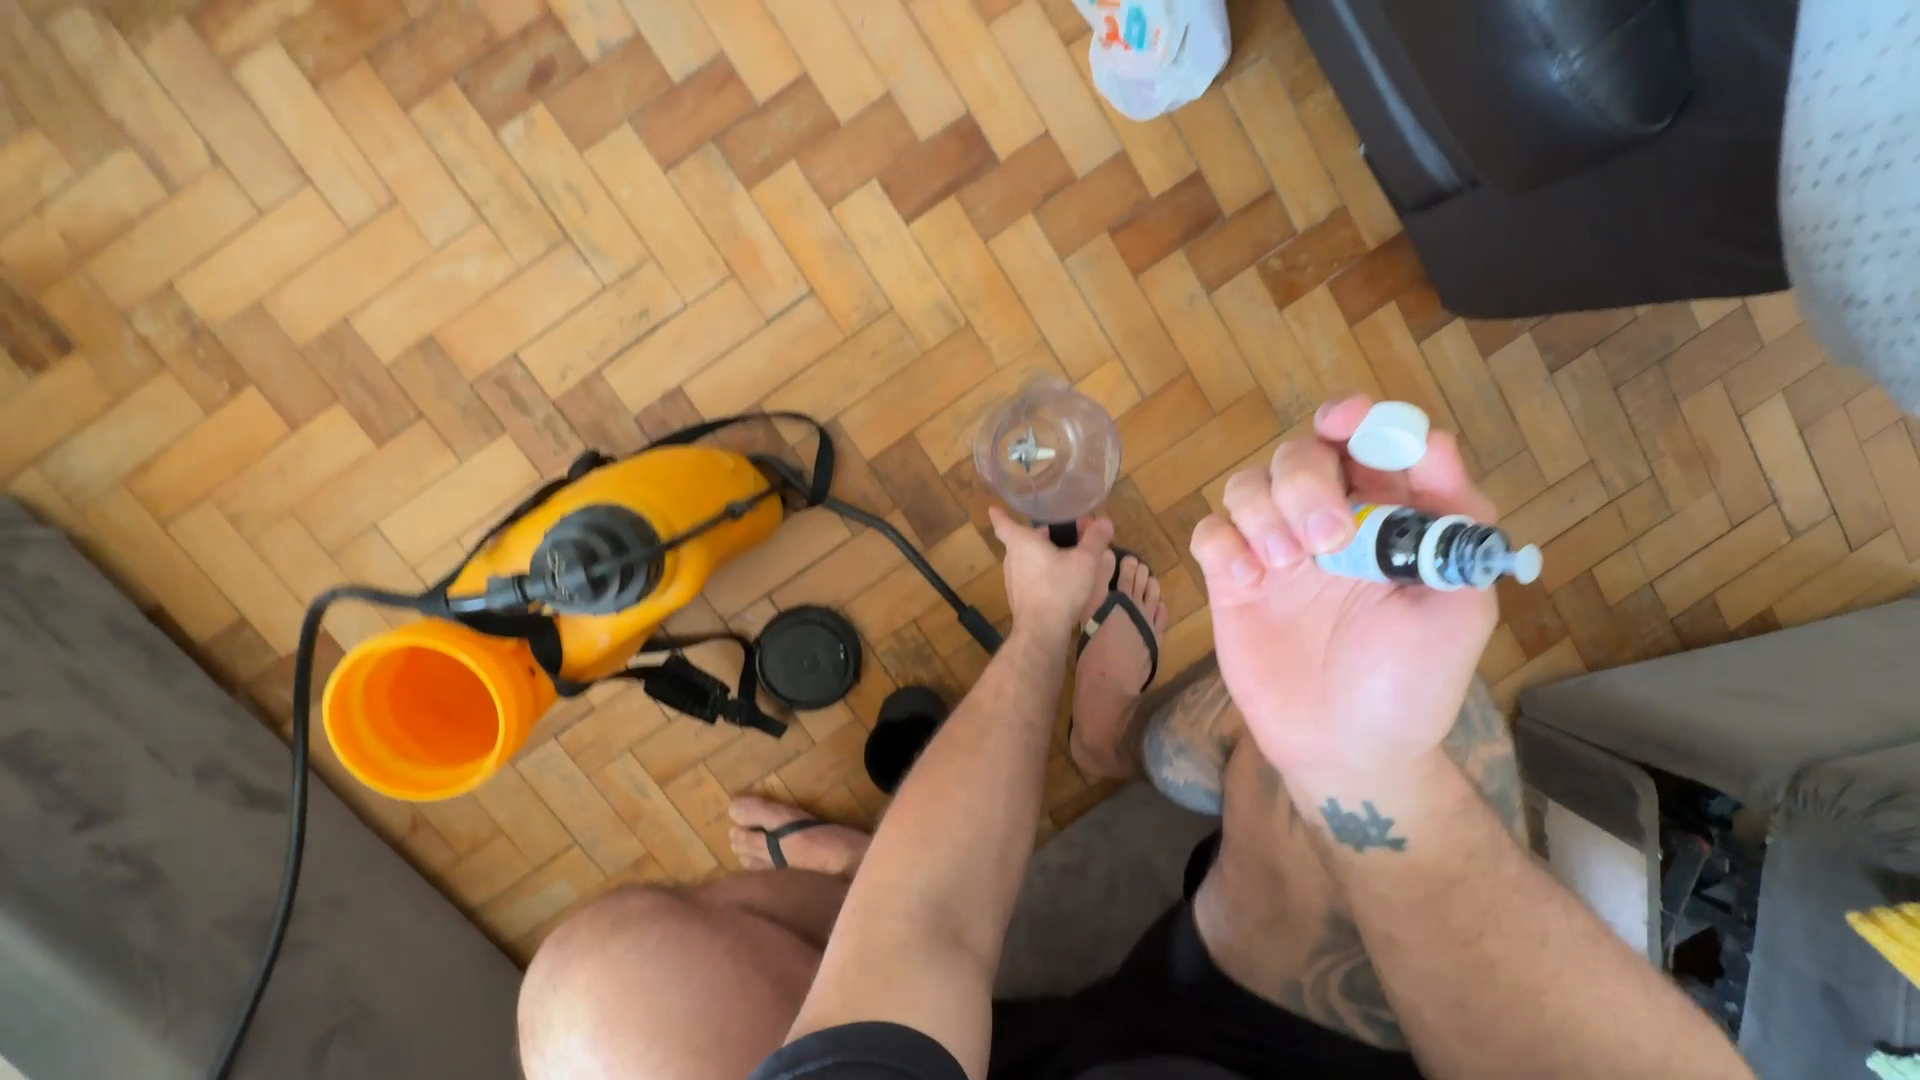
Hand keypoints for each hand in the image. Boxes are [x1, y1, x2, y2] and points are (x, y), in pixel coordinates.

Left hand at [988, 508, 1114, 639]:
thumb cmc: (1060, 588)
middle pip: (1022, 542)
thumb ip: (1095, 540)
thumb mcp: (1085, 561)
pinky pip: (1030, 579)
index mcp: (1021, 543)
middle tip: (1061, 533)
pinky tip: (1061, 582)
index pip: (1004, 524)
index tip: (993, 508)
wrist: (1043, 631)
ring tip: (1066, 558)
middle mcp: (1012, 560)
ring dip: (1042, 557)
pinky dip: (1042, 575)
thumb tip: (1105, 522)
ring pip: (1027, 561)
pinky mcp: (1019, 600)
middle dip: (1040, 537)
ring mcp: (1013, 582)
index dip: (1001, 515)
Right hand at [1188, 396, 1499, 779]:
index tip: (1344, 421)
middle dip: (1305, 481)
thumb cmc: (1412, 682)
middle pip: (1298, 455)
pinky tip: (1248, 580)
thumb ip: (1454, 525)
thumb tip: (1434, 444)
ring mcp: (1274, 552)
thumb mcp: (1459, 605)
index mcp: (1388, 521)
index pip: (1366, 445)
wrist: (1348, 748)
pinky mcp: (1231, 581)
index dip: (1356, 419)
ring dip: (1261, 510)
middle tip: (1325, 541)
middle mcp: (1327, 524)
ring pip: (1246, 484)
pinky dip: (1224, 543)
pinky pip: (1210, 532)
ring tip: (1285, 564)